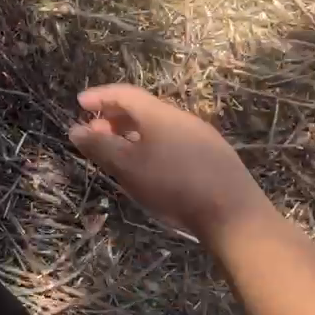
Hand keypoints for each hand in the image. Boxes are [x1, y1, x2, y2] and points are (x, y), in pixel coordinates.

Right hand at [67, 84, 273, 242]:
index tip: (80, 105)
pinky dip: (155, 146)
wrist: (238, 221)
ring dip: (135, 134)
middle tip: (97, 134)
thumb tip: (75, 130)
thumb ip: (99, 146)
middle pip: (143, 109)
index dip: (100, 96)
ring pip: (161, 128)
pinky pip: (177, 142)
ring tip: (122, 154)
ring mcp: (205, 140)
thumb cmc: (174, 186)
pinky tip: (153, 170)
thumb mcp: (127, 167)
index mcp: (160, 115)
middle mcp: (184, 120)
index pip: (125, 94)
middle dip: (115, 118)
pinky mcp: (218, 160)